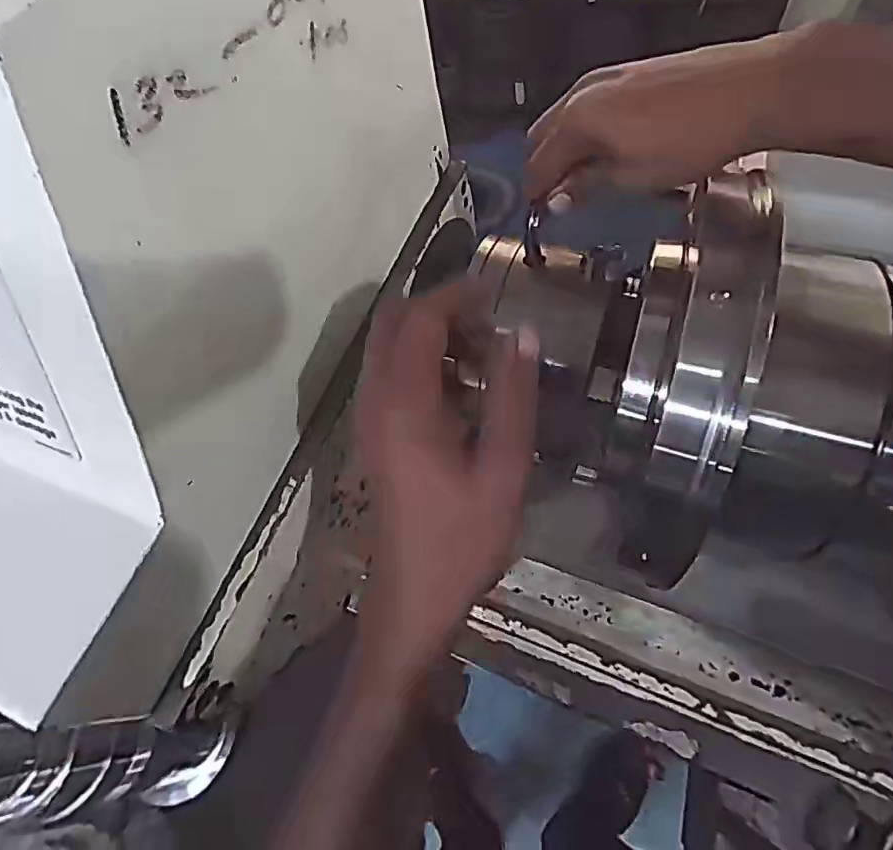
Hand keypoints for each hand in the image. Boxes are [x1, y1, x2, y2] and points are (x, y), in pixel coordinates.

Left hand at [356, 281, 538, 671]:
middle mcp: (375, 398)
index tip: (499, 295)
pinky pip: (394, 373)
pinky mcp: (375, 430)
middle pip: (396, 322)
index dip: (457, 296)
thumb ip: (513, 396)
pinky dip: (426, 362)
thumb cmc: (462, 538)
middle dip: (442, 311)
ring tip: (487, 360)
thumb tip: (523, 334)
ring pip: (392, 345)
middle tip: (492, 328)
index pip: (419, 319)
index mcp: (403, 402)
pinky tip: (467, 392)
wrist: (414, 596)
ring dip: (435, 337)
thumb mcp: (504, 468)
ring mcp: (369, 414)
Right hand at [526, 31, 811, 203]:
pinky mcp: (634, 70)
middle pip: (545, 134)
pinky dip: (591, 127)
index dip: (536, 191)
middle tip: (560, 193)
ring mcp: (610, 75)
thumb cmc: (697, 133)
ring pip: (569, 116)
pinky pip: (594, 103)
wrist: (750, 90)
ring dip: (569, 145)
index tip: (539, 206)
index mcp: (578, 119)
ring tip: (589, 173)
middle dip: (546, 165)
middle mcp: (586, 91)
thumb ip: (589, 184)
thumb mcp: (635, 177)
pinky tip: (613, 145)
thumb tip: (563, 195)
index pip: (539, 163)